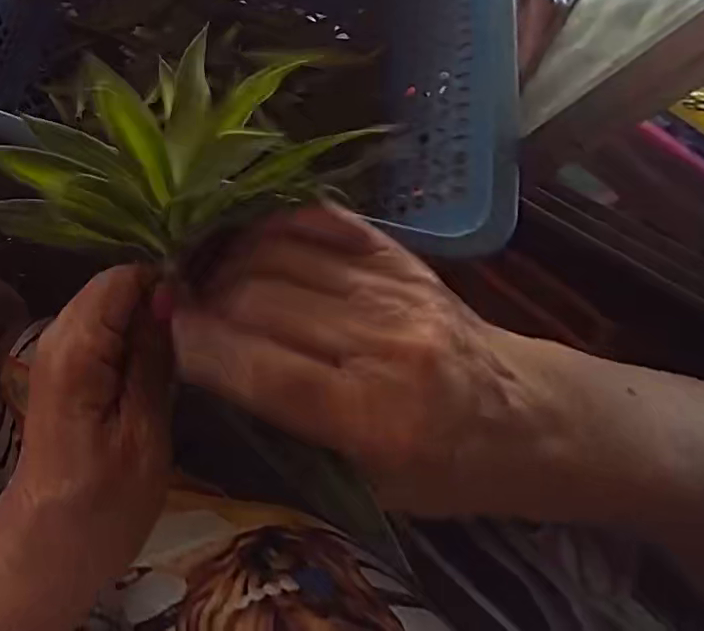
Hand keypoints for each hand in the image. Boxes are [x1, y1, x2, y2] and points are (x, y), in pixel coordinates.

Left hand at [9, 264, 173, 582]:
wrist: (50, 539)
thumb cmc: (105, 499)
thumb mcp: (145, 433)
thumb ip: (153, 358)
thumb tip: (166, 296)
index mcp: (75, 345)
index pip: (118, 279)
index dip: (160, 282)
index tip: (200, 306)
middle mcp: (56, 333)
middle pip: (108, 287)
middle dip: (151, 297)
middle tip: (196, 332)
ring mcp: (53, 347)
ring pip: (102, 305)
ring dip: (139, 317)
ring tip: (180, 348)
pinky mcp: (58, 364)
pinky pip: (95, 329)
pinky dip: (124, 335)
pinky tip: (151, 361)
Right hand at [171, 202, 549, 515]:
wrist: (535, 417)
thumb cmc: (445, 468)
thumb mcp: (367, 483)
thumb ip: (282, 422)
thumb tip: (202, 359)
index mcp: (378, 416)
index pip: (259, 368)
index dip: (198, 346)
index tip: (168, 334)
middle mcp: (385, 341)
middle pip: (255, 299)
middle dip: (204, 302)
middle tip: (183, 307)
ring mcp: (392, 287)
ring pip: (271, 253)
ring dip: (225, 263)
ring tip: (209, 278)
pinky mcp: (394, 253)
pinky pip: (308, 221)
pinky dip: (264, 229)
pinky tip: (246, 246)